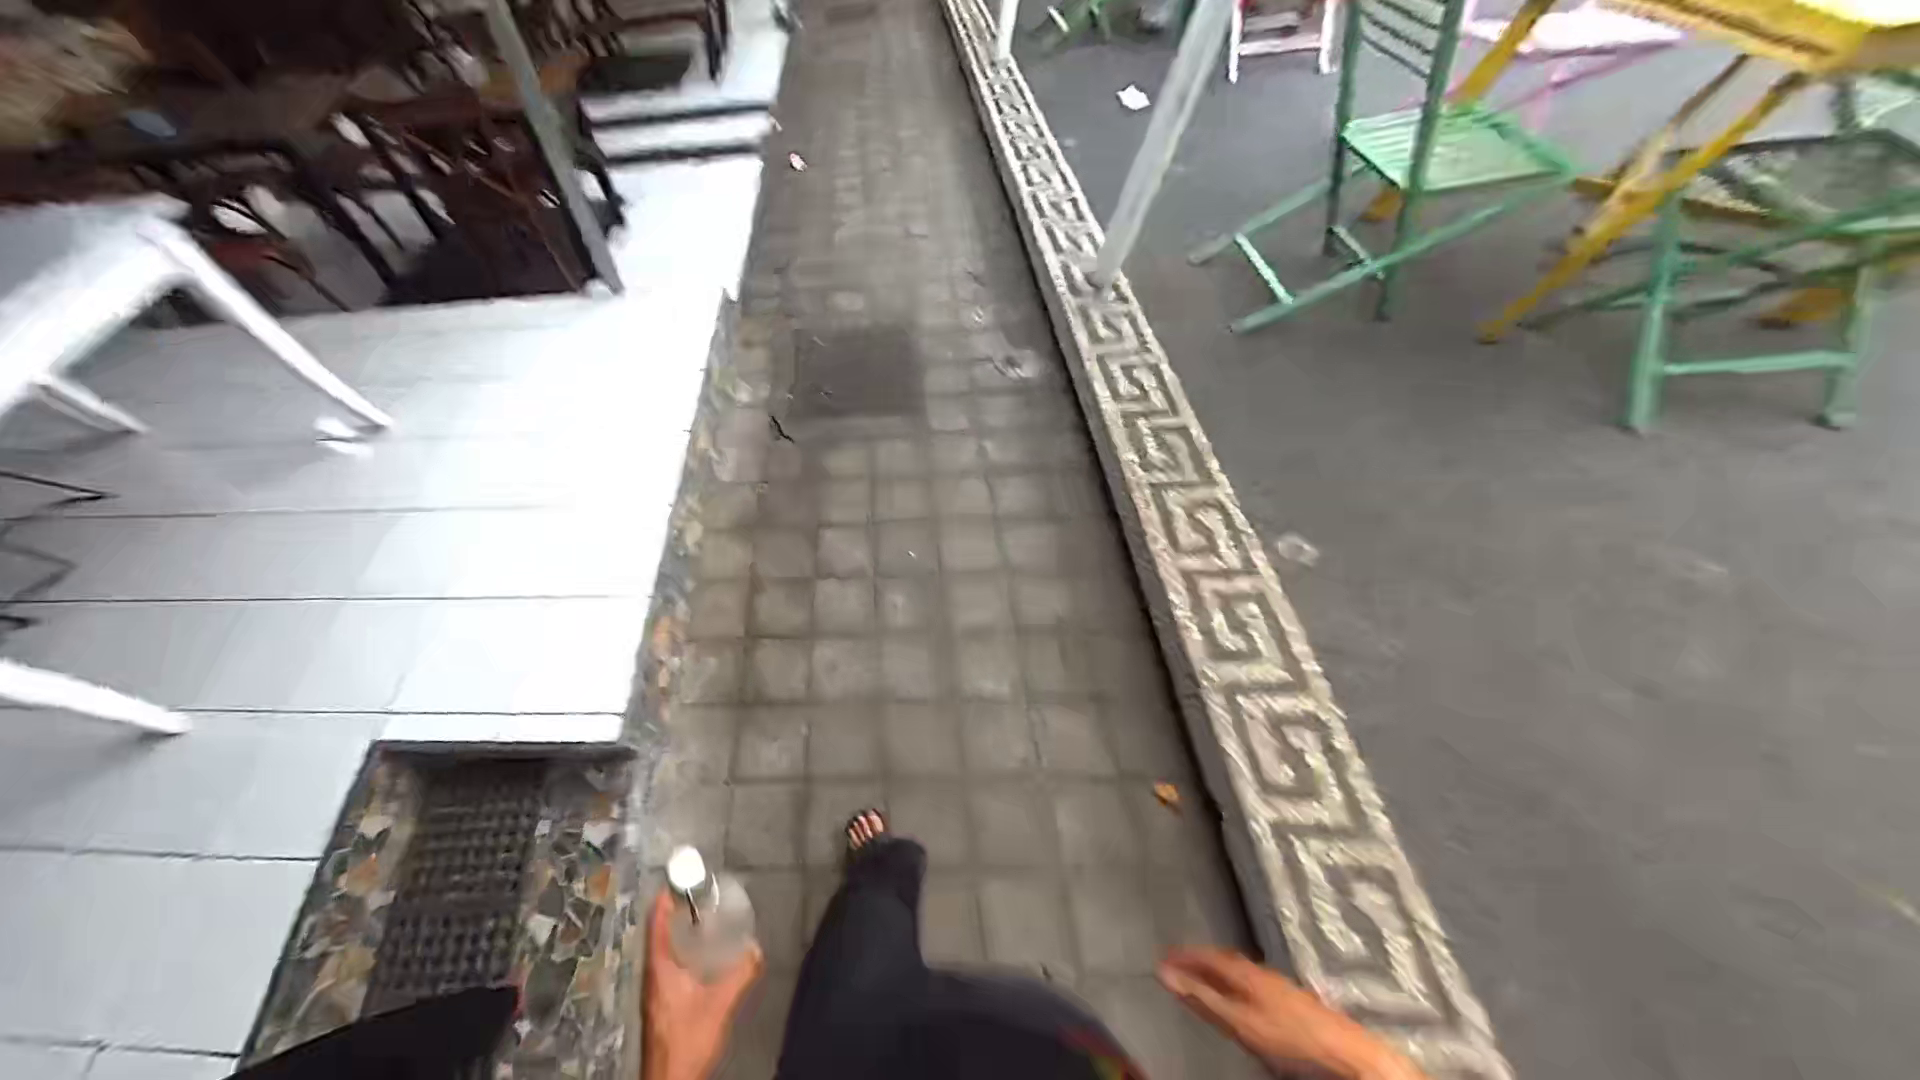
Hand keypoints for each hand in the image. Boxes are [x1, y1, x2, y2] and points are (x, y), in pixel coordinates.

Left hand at [642, 889, 763, 1079]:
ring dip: (676, 936)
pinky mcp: (661, 1007)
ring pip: (662, 955)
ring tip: (698, 922)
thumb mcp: (720, 1005)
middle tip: (693, 899)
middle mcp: (652, 980)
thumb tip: (756, 949)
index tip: (674, 885)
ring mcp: (654, 995)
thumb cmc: (688, 1039)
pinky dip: (680, 954)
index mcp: (659, 972)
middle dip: (672, 917)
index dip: (663, 905)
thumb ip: (740, 975)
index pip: (656, 929)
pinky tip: (698, 959)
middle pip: (657, 939)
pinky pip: (668, 969)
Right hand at [1157, 948, 1426, 1079]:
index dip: (1184, 955)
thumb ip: (1203, 998)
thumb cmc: (1287, 1036)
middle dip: (1199, 960)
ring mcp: (1277, 984)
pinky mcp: (1290, 1000)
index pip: (1206, 955)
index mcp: (1243, 970)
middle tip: (1179, 965)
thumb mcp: (1238, 1021)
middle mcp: (1258, 970)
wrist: (1347, 1054)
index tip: (1163, 956)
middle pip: (1223, 960)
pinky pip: (1251, 983)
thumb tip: (1164, 972)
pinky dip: (1235, 985)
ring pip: (1239, 971)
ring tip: (1203, 981)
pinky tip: (1238, 999)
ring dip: (1218, 973)